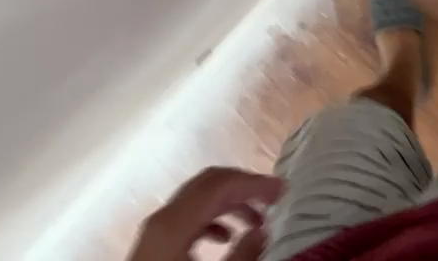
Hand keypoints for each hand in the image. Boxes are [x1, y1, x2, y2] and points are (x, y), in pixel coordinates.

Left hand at [127, 167, 282, 260]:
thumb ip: (241, 256)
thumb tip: (262, 231)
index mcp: (175, 222)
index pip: (221, 184)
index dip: (254, 183)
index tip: (282, 188)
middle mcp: (163, 216)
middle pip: (209, 183)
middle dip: (243, 186)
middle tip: (272, 197)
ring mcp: (156, 228)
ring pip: (199, 198)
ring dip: (230, 202)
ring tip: (256, 220)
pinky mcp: (155, 242)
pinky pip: (188, 217)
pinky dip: (212, 218)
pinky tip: (226, 236)